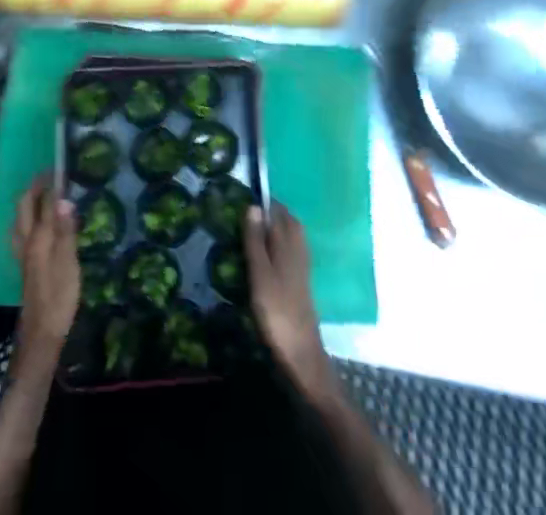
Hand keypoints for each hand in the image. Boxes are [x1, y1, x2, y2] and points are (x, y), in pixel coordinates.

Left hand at [11, 175, 78, 351]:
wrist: (41, 331)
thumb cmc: (59, 296)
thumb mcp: (68, 263)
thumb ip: (65, 230)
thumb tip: (64, 198)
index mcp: (37, 239)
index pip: (42, 203)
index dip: (51, 185)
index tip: (61, 169)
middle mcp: (26, 242)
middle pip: (23, 208)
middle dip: (34, 189)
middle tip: (50, 177)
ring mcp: (23, 254)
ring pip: (20, 220)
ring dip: (29, 203)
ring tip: (43, 194)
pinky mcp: (26, 264)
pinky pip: (24, 231)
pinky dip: (30, 218)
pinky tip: (38, 224)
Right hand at [243, 203, 331, 396]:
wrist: (300, 350)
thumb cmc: (277, 310)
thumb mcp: (260, 273)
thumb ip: (256, 240)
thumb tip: (254, 206)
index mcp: (290, 244)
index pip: (279, 211)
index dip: (264, 201)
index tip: (243, 196)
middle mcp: (299, 250)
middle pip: (287, 221)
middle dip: (270, 211)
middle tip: (245, 211)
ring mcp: (302, 265)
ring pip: (290, 235)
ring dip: (274, 227)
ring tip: (251, 228)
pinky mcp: (300, 280)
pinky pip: (290, 250)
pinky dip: (278, 243)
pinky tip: (265, 254)